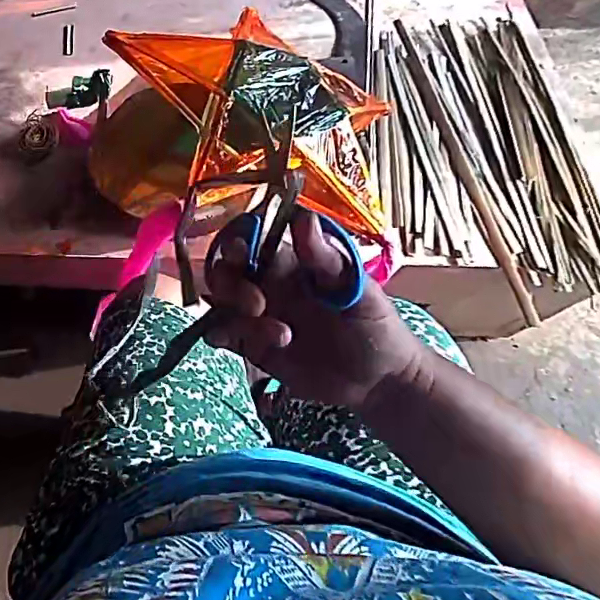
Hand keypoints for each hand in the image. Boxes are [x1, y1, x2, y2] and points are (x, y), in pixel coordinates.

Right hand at [204, 209, 427, 409]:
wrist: (379, 383)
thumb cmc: (375, 326)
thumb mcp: (357, 290)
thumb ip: (327, 258)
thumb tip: (304, 216)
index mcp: (294, 261)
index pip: (254, 237)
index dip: (239, 239)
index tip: (243, 252)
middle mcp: (271, 283)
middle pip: (227, 267)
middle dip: (229, 280)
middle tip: (257, 305)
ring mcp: (260, 315)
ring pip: (220, 299)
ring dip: (235, 313)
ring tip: (280, 336)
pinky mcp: (254, 346)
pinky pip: (221, 332)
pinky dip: (219, 333)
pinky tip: (243, 343)